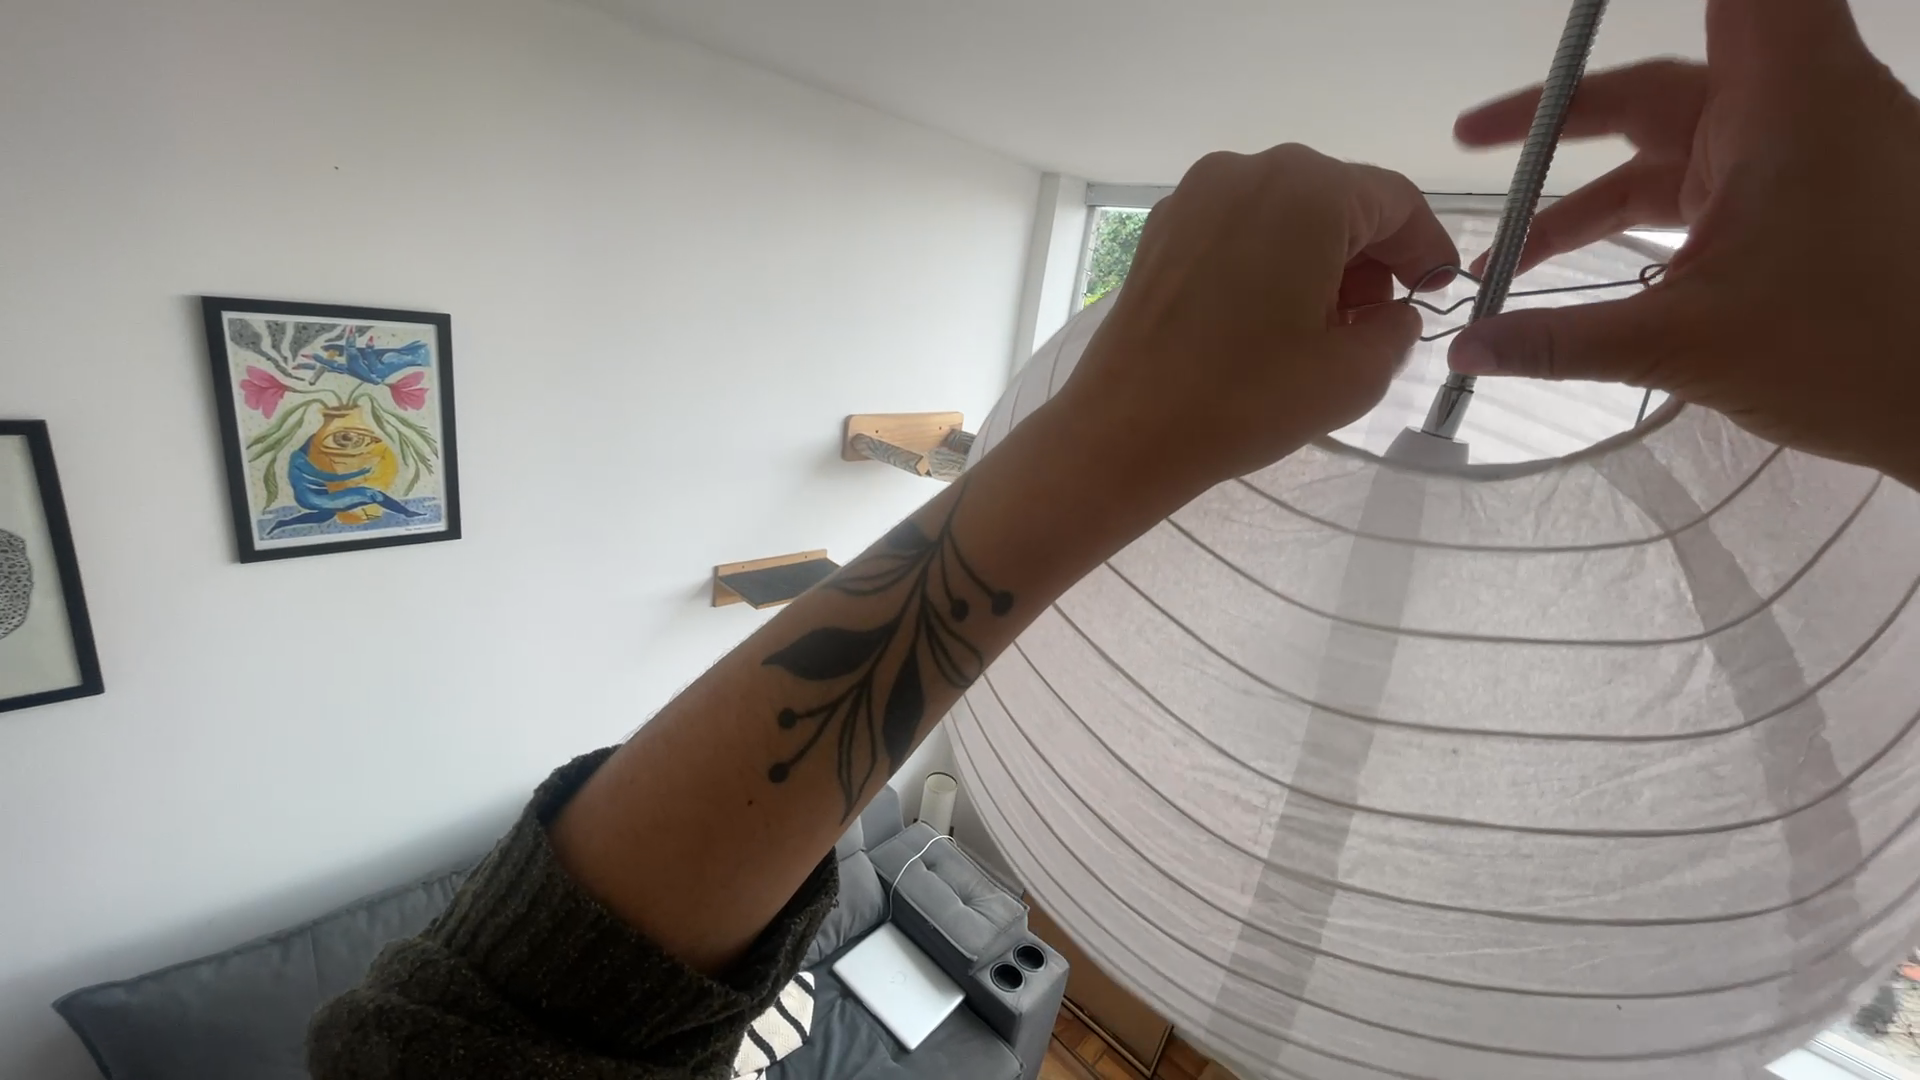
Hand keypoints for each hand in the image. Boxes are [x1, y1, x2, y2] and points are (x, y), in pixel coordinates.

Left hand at [1049, 144, 1456, 497]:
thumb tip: (1391, 314)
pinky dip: (1259, 267)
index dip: (1422, 251)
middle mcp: (1244, 172)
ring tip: (1309, 334)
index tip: (1430, 295)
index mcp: (1306, 187)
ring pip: (1278, 220)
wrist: (1123, 432)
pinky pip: (1230, 237)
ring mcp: (1188, 201)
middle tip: (1365, 328)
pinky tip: (1256, 323)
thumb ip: (1397, 331)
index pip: (1393, 204)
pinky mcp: (1153, 237)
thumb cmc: (1243, 401)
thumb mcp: (1352, 374)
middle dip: (1362, 263)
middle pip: (1333, 205)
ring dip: (1310, 266)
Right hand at [1449, 0, 1919, 486]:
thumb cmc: (1847, 351)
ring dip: (1572, 204)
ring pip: (1654, 158)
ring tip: (1496, 263)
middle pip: (1653, 89)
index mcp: (1786, 113)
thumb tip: (1459, 350)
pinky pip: (1676, 200)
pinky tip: (1560, 277)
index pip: (1744, 2)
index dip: (1679, 1)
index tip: (1580, 21)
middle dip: (1556, 115)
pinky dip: (1612, 230)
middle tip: (1468, 137)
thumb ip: (1556, 342)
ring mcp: (1782, 167)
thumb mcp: (1680, 344)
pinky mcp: (1777, 211)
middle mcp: (1786, 121)